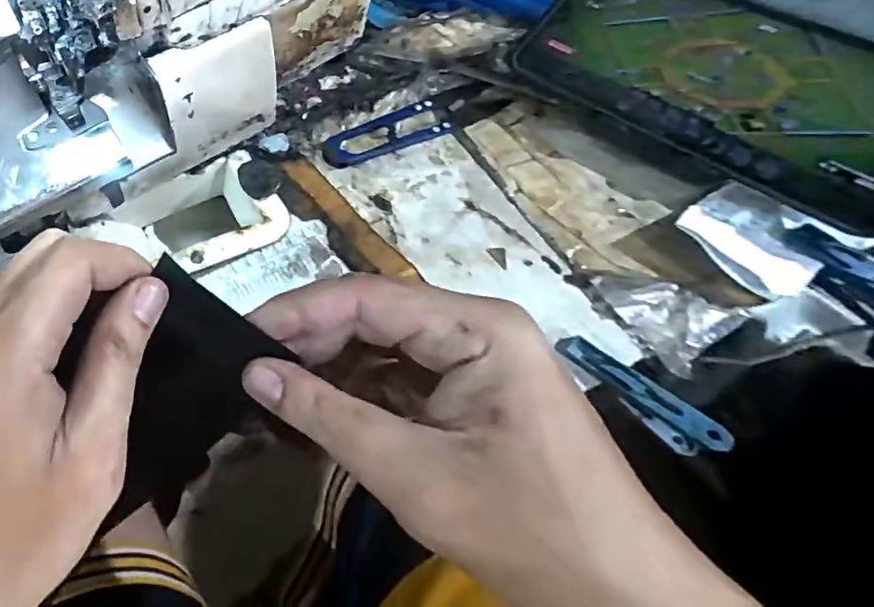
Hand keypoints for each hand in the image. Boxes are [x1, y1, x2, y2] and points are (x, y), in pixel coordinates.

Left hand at [0, 232, 166, 606]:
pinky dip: (44, 296)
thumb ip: (118, 359)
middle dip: (99, 262)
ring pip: (22, 267)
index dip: (121, 260)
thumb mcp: (91, 456)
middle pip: (44, 250)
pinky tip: (67, 339)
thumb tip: (148, 291)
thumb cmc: (21, 533)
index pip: (69, 259)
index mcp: (6, 346)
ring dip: (72, 276)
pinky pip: (3, 295)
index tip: (158, 292)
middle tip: (139, 306)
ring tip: (112, 320)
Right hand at [242, 276, 753, 606]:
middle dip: (310, 341)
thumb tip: (252, 373)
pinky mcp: (466, 390)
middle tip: (255, 366)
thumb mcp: (413, 473)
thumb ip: (325, 414)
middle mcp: (472, 327)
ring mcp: (472, 358)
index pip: (366, 298)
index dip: (299, 312)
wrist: (628, 606)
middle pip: (370, 316)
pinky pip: (395, 375)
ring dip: (327, 367)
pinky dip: (353, 392)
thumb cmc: (528, 530)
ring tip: (276, 386)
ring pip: (377, 345)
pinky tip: (316, 406)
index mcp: (476, 327)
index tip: (246, 331)